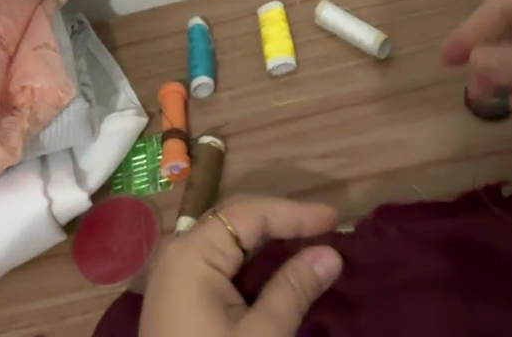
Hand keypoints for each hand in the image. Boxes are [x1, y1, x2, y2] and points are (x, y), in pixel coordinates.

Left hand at [139, 197, 343, 336]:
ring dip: (269, 241)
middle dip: (281, 221)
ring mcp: (175, 276)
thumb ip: (294, 289)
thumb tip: (330, 253)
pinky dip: (251, 263)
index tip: (336, 218)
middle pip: (236, 220)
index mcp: (192, 253)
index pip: (249, 213)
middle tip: (326, 228)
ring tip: (309, 244)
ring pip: (229, 241)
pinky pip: (219, 264)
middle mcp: (178, 253)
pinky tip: (278, 270)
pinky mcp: (178, 299)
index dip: (294, 212)